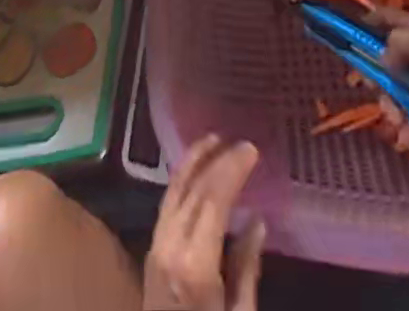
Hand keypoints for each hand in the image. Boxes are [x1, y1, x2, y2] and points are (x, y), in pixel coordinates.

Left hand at [143, 135, 265, 310]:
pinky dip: (181, 181)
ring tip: (213, 141)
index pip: (213, 199)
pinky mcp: (151, 252)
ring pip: (173, 191)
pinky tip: (195, 173)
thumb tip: (257, 222)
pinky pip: (166, 205)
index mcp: (195, 265)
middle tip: (242, 143)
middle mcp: (170, 247)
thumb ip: (247, 268)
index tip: (251, 149)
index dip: (231, 169)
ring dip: (193, 162)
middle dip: (217, 161)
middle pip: (193, 190)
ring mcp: (156, 248)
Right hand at [371, 7, 408, 142]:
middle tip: (370, 91)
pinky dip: (407, 123)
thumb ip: (393, 43)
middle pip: (382, 58)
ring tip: (397, 123)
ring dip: (391, 107)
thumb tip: (382, 59)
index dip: (362, 25)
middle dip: (375, 78)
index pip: (382, 17)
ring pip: (394, 88)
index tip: (344, 41)